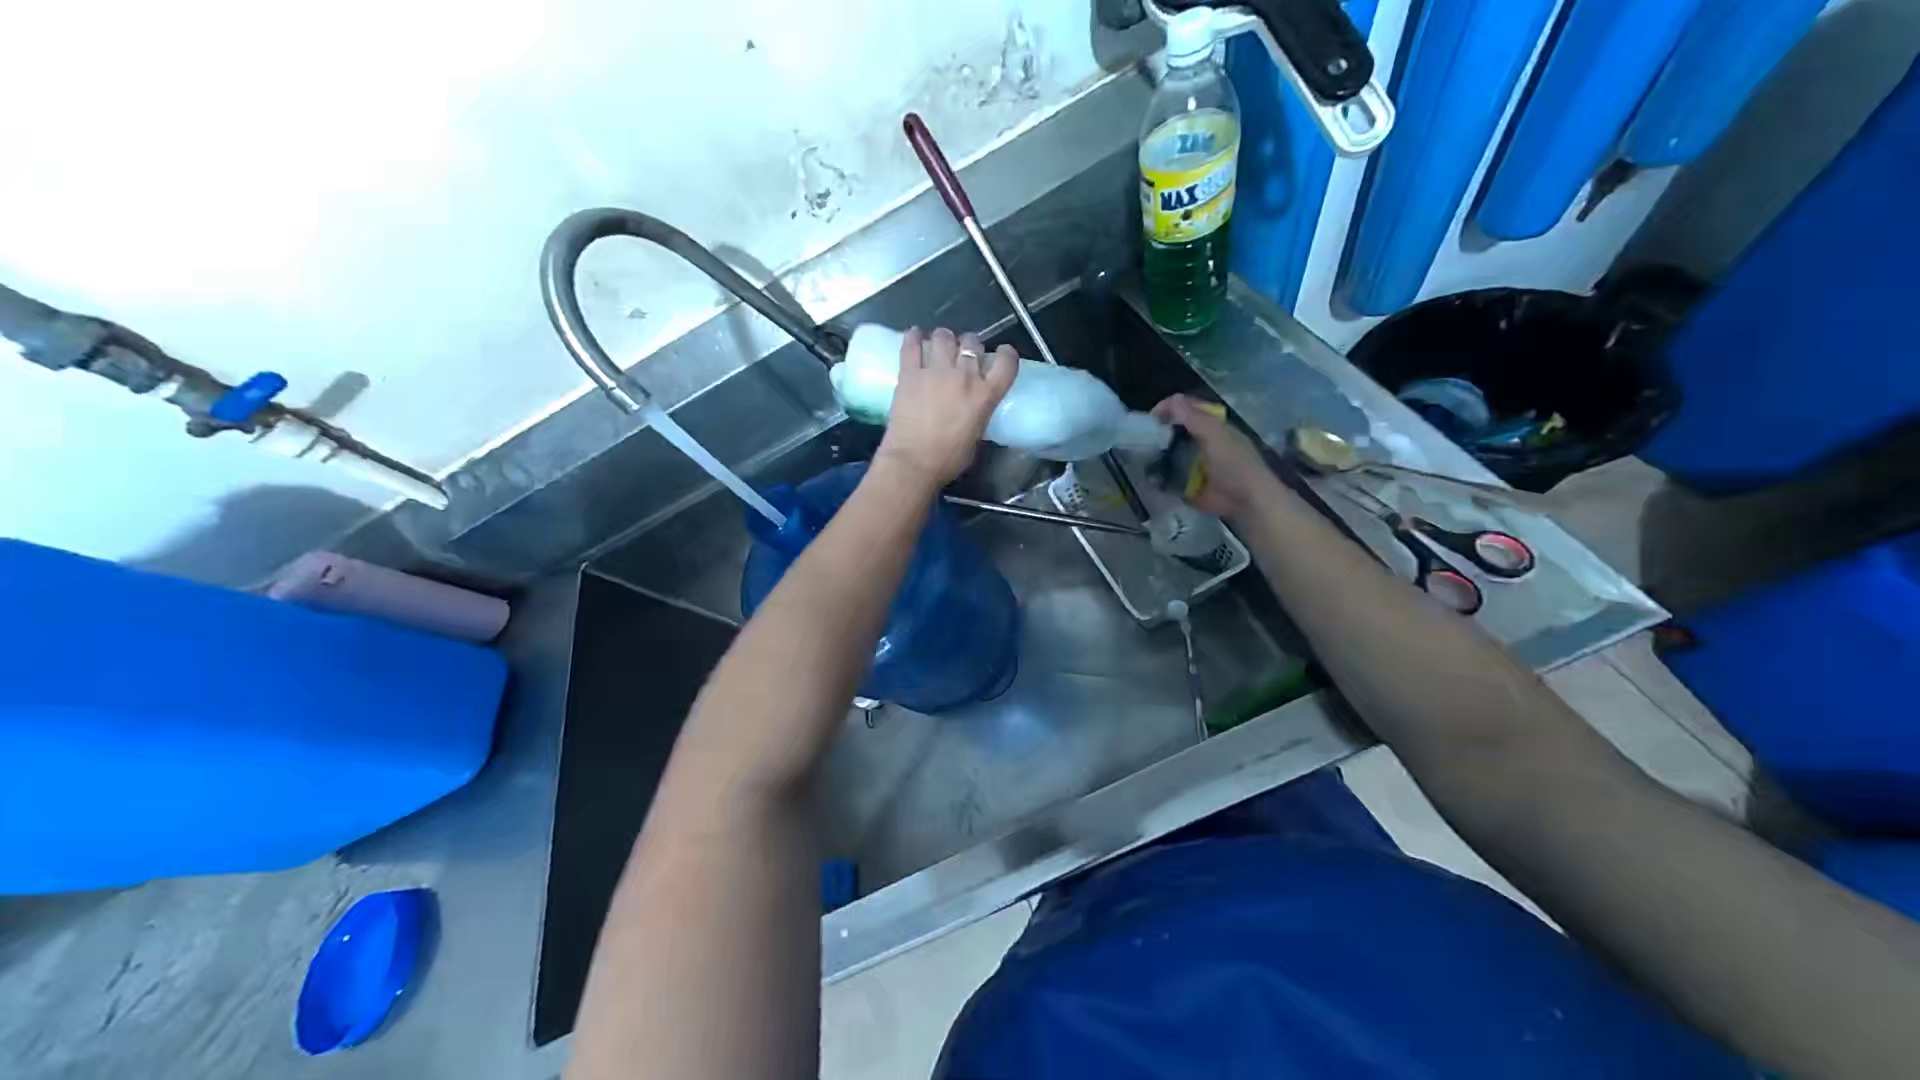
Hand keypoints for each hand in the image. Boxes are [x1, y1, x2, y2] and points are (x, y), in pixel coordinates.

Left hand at [875, 327, 1017, 489]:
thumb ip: (978, 413)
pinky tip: (915, 335)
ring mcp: (935, 371)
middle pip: (972, 343)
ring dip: (943, 339)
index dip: (1006, 354)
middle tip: (961, 355)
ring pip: (944, 337)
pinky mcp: (909, 373)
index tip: (1000, 354)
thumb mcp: (976, 435)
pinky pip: (912, 345)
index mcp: (985, 395)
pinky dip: (914, 337)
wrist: (913, 463)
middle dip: (969, 345)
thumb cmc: (948, 459)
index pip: (1006, 362)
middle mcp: (964, 377)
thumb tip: (973, 407)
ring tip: (938, 347)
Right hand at [1151, 394, 1287, 519]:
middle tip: (1141, 439)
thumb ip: (1195, 419)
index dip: (1170, 407)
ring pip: (1168, 454)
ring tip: (1141, 458)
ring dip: (1154, 456)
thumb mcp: (1216, 436)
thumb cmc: (1235, 465)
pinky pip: (1167, 478)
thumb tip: (1172, 400)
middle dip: (1158, 433)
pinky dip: (1158, 479)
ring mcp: (1193, 465)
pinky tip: (1149, 478)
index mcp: (1212, 426)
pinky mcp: (1188, 485)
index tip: (1151, 417)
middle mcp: (1201, 442)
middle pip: (1174, 431)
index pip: (1188, 408)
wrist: (1246, 501)